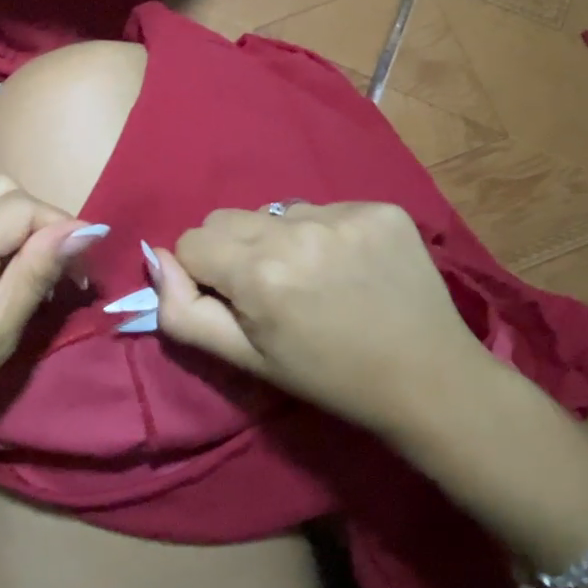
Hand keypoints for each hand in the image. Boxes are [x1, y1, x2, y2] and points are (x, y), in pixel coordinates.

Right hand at [150, 202, 495, 430]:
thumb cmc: (327, 377)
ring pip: (274, 212)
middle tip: (270, 290)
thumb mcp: (246, 360)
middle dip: (233, 251)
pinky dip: (324, 234)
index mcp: (257, 273)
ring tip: (315, 278)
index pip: (191, 241)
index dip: (204, 274)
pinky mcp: (378, 208)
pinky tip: (350, 267)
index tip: (235, 301)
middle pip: (227, 218)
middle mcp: (295, 230)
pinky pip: (323, 209)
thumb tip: (159, 262)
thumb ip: (185, 313)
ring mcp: (342, 214)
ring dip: (279, 239)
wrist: (428, 379)